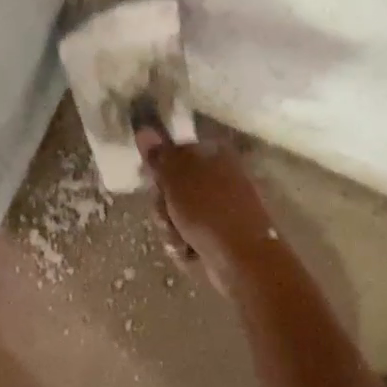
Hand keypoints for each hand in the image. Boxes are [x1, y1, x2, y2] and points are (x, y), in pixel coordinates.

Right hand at [135, 129, 280, 290]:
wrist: (242, 259)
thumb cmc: (208, 211)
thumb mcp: (176, 178)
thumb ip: (159, 155)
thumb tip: (144, 128)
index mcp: (215, 155)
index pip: (177, 153)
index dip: (159, 169)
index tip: (150, 182)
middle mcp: (221, 178)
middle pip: (174, 187)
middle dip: (163, 205)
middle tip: (166, 214)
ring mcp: (222, 209)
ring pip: (178, 214)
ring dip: (171, 228)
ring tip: (179, 238)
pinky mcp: (221, 236)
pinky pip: (189, 235)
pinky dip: (184, 245)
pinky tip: (188, 252)